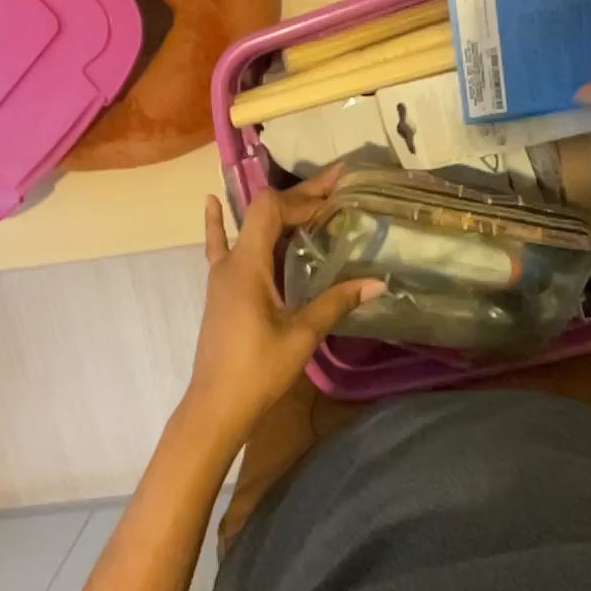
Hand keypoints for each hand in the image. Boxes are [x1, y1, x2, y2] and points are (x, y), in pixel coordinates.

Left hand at [186, 168, 383, 436]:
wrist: (217, 405)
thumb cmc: (258, 371)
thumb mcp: (302, 335)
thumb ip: (335, 302)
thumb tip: (377, 282)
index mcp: (247, 265)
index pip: (270, 209)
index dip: (304, 196)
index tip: (337, 196)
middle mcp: (230, 262)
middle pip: (261, 212)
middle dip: (299, 198)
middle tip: (335, 185)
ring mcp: (221, 276)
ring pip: (247, 228)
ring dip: (277, 213)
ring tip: (309, 199)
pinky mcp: (221, 291)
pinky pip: (220, 247)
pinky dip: (220, 224)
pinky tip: (213, 202)